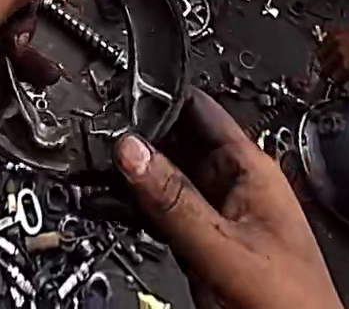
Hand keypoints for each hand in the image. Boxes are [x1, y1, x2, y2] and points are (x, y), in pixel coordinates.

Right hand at [116, 90, 343, 308]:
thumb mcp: (225, 251)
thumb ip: (175, 200)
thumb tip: (133, 149)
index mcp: (250, 169)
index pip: (199, 110)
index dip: (162, 97)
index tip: (122, 96)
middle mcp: (230, 185)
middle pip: (175, 143)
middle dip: (140, 138)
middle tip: (102, 136)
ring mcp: (214, 217)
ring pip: (164, 180)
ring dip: (134, 176)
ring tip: (99, 168)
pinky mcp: (200, 247)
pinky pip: (161, 214)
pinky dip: (136, 208)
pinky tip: (112, 203)